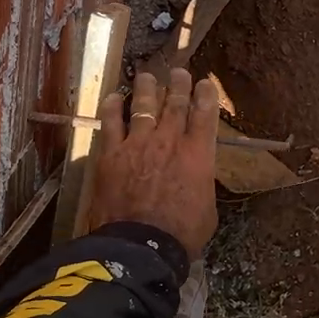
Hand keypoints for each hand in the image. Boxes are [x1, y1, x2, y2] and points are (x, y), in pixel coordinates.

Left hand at [87, 68, 219, 259]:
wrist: (140, 245)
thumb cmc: (181, 234)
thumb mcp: (207, 208)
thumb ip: (201, 183)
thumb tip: (196, 176)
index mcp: (199, 153)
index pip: (205, 113)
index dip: (205, 94)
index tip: (204, 83)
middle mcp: (170, 140)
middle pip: (175, 102)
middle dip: (178, 83)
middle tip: (178, 72)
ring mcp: (138, 143)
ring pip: (144, 105)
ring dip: (147, 87)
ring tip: (146, 75)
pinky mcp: (112, 153)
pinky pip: (111, 122)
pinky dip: (113, 107)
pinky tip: (114, 97)